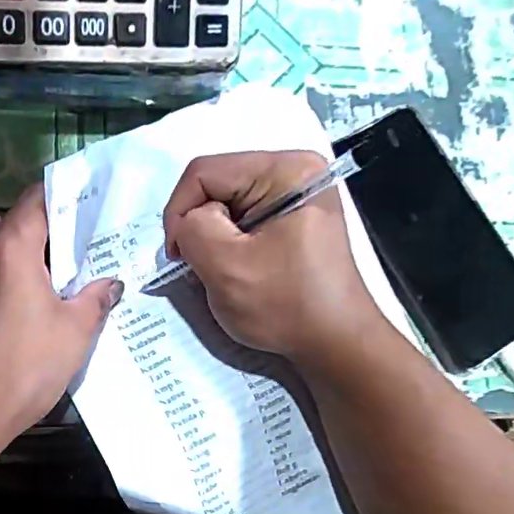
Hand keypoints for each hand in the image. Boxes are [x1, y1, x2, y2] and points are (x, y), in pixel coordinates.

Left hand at [0, 187, 121, 465]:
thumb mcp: (73, 336)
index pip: (36, 201)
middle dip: (26, 235)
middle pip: (2, 220)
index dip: (59, 204)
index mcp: (11, 246)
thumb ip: (94, 300)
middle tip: (48, 270)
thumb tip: (111, 283)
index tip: (76, 221)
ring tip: (9, 280)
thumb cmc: (23, 370)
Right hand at [164, 151, 381, 365]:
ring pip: (228, 205)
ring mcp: (298, 196)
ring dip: (214, 240)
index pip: (203, 172)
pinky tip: (238, 271)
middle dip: (199, 227)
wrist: (335, 343)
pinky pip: (246, 221)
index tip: (178, 258)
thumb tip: (190, 223)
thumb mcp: (225, 267)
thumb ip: (194, 230)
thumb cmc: (285, 306)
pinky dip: (231, 246)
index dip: (179, 213)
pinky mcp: (297, 219)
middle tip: (200, 268)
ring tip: (221, 273)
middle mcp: (296, 172)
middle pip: (218, 185)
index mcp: (286, 170)